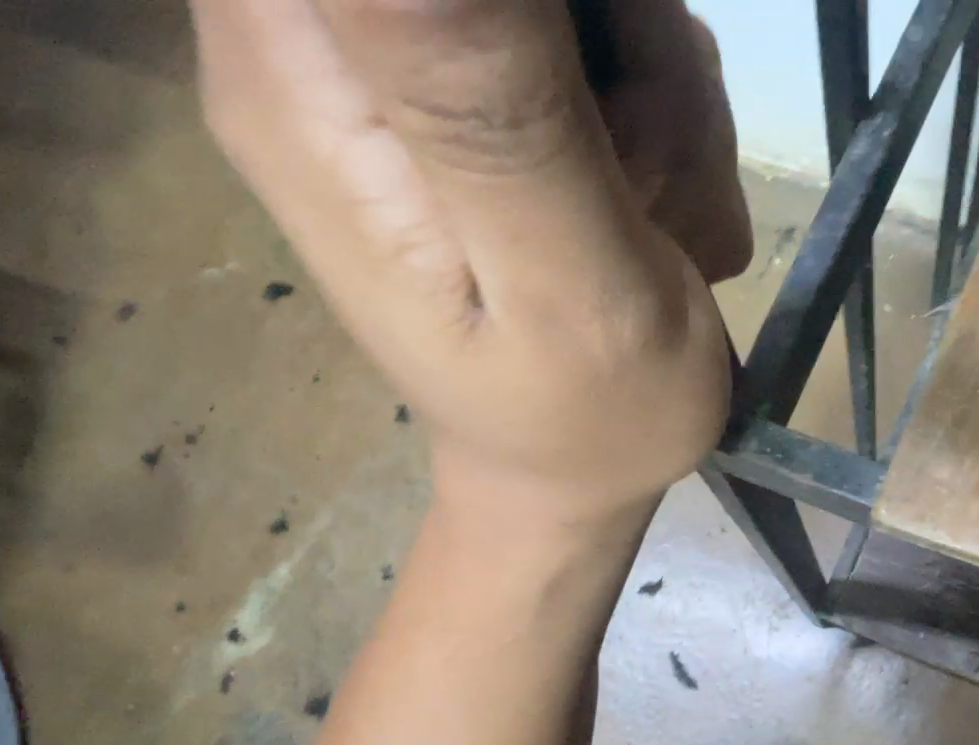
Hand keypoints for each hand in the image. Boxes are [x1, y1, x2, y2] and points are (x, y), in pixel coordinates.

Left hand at [193, 0, 736, 532]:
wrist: (592, 465)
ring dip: (663, 101)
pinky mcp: (495, 87)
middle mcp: (336, 44)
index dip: (543, 18)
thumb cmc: (586, 416)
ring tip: (654, 222)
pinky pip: (620, 40)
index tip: (588, 104)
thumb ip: (496, 112)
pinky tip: (658, 214)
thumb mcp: (565, 290)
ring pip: (597, 0)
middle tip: (642, 181)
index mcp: (311, 86)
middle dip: (628, 53)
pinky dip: (668, 125)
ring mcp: (425, 61)